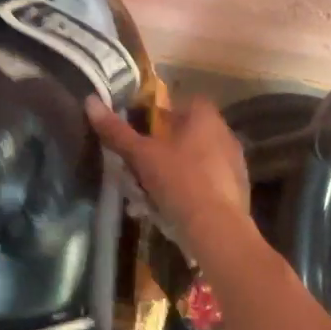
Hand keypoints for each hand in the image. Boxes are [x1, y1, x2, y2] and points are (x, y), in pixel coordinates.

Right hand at [86, 95, 252, 258]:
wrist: (216, 228)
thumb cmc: (179, 181)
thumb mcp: (142, 156)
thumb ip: (118, 132)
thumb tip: (90, 102)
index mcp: (206, 119)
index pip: (188, 103)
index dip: (166, 114)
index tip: (146, 132)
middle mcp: (226, 135)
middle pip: (193, 133)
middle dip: (170, 147)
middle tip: (146, 165)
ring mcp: (236, 164)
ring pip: (202, 160)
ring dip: (181, 171)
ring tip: (156, 192)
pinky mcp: (239, 191)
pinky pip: (211, 184)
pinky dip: (194, 192)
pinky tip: (177, 209)